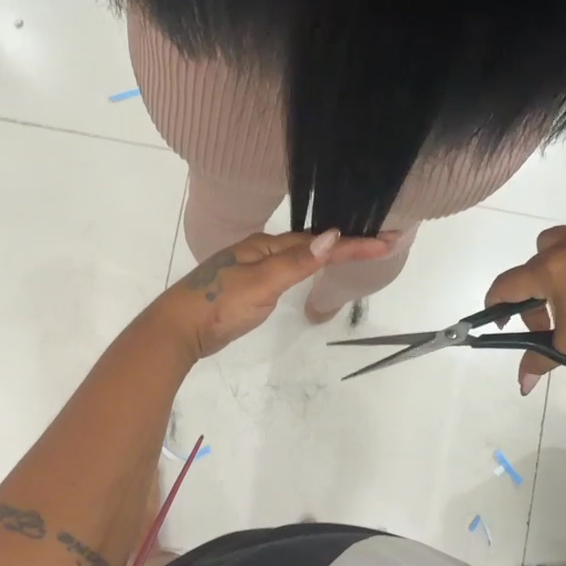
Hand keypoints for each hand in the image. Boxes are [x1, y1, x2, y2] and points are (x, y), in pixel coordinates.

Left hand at [147, 230, 396, 359]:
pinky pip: (286, 270)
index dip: (353, 242)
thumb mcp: (262, 283)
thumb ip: (297, 263)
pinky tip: (308, 270)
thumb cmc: (219, 304)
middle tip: (380, 241)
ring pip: (297, 255)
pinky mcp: (246, 289)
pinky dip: (306, 266)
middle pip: (310, 243)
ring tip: (354, 249)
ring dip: (326, 252)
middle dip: (345, 241)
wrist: (179, 328)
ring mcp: (251, 269)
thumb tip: (333, 237)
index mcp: (265, 246)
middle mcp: (260, 251)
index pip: (318, 241)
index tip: (387, 241)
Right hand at [484, 223, 565, 393]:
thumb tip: (522, 387)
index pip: (507, 285)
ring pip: (560, 242)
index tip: (500, 321)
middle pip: (533, 262)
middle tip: (551, 316)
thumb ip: (539, 360)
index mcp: (551, 271)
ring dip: (556, 264)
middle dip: (533, 289)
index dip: (496, 304)